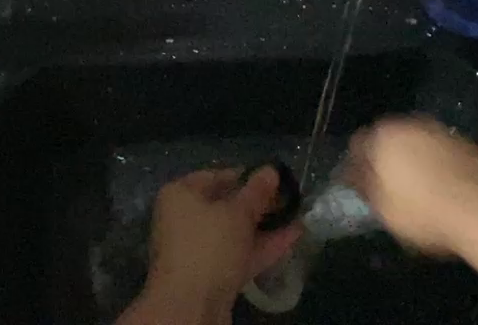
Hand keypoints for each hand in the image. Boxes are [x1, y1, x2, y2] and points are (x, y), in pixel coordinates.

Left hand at [124, 167, 302, 323]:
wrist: (190, 307)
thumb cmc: (208, 246)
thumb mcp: (236, 214)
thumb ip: (256, 192)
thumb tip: (271, 169)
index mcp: (180, 194)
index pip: (215, 176)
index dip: (246, 175)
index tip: (273, 178)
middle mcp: (184, 218)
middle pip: (226, 206)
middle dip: (259, 204)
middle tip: (289, 198)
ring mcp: (198, 249)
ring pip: (235, 233)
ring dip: (264, 226)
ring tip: (296, 216)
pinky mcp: (211, 275)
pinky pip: (238, 254)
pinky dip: (262, 247)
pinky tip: (291, 238)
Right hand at [344, 115, 477, 256]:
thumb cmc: (427, 213)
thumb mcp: (384, 209)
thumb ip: (364, 187)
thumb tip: (352, 174)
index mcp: (382, 135)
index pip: (357, 143)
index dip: (355, 164)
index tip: (358, 183)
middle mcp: (409, 123)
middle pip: (388, 139)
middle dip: (386, 158)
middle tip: (388, 186)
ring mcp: (440, 130)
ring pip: (416, 143)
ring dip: (413, 160)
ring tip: (418, 189)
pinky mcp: (467, 143)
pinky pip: (441, 152)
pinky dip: (438, 165)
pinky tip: (444, 188)